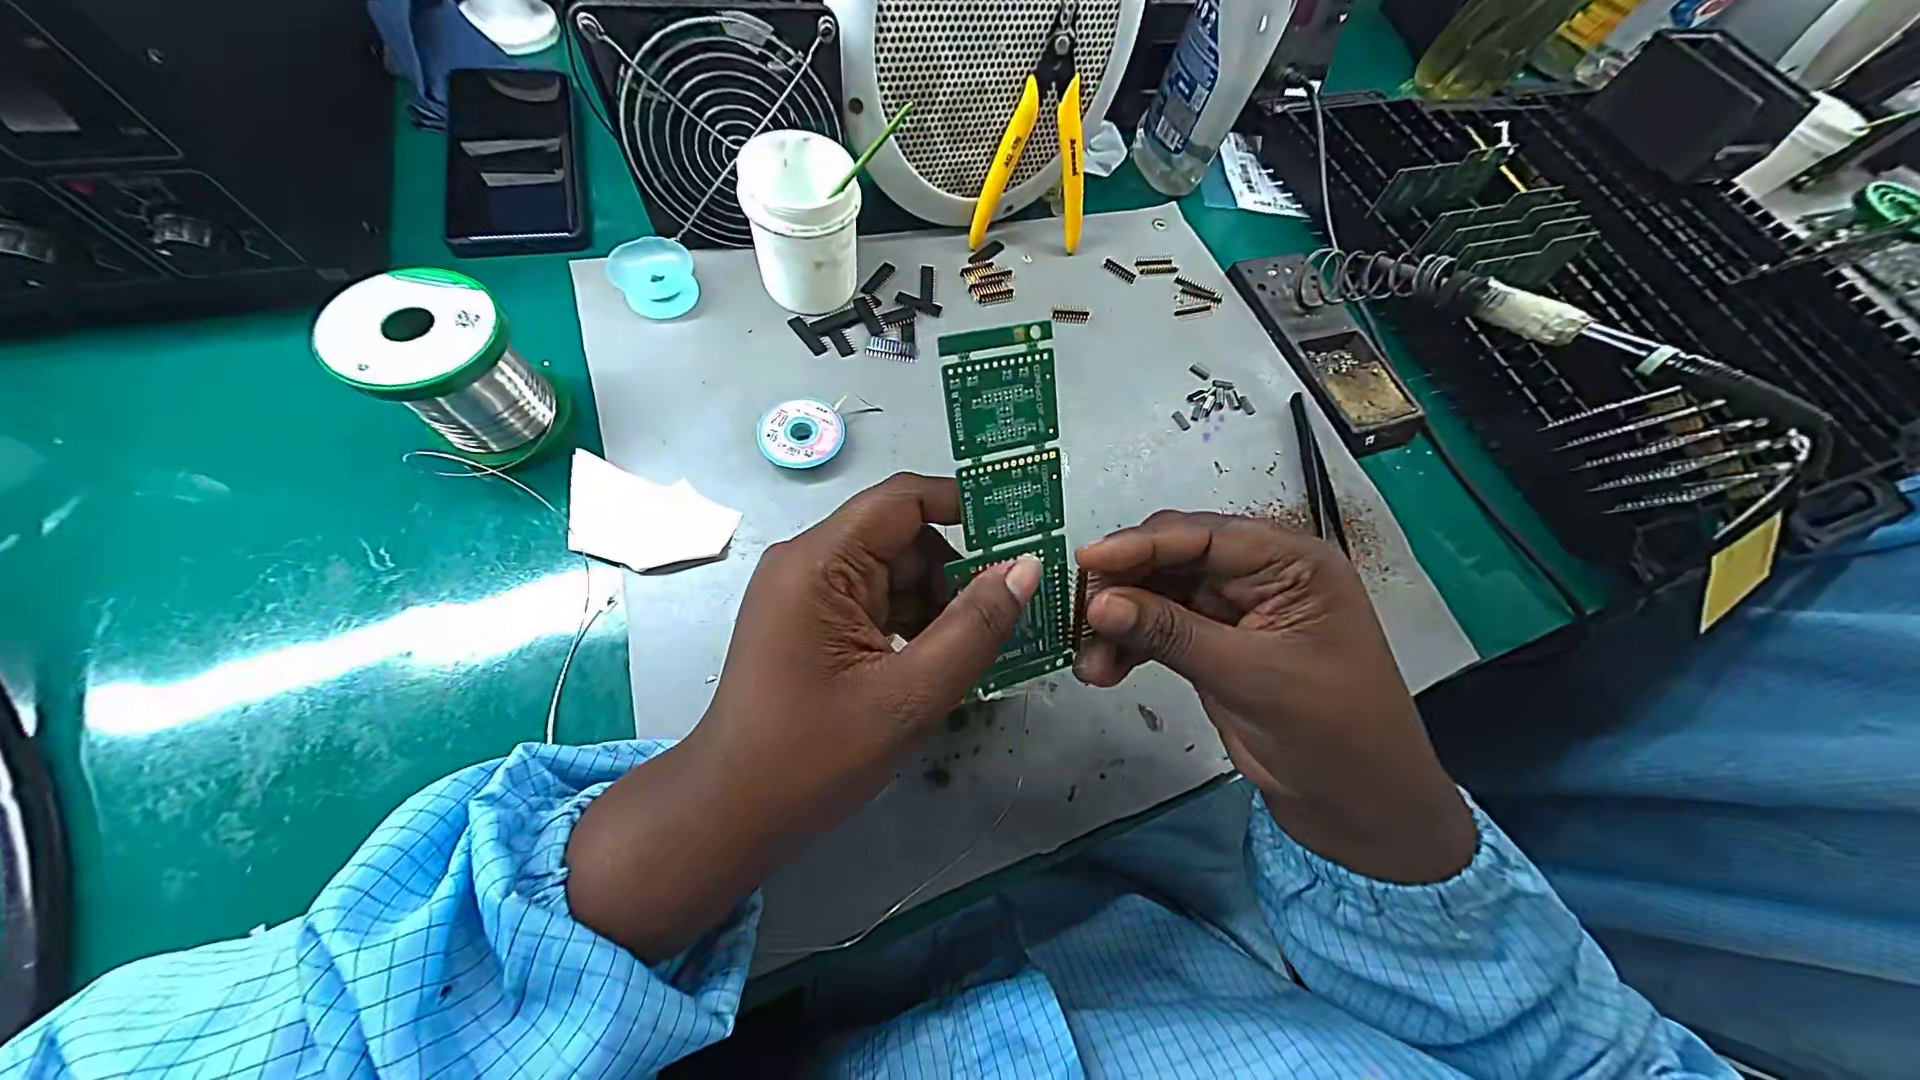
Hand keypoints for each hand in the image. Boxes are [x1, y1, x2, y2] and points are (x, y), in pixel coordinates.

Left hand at [568, 474, 1040, 958]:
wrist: (731, 815)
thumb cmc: (814, 757)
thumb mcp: (910, 694)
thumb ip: (975, 627)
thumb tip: (1025, 567)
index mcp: (820, 562)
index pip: (903, 499)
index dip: (965, 504)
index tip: (1022, 528)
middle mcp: (809, 563)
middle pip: (903, 538)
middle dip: (959, 569)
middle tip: (1014, 605)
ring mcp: (809, 594)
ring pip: (896, 574)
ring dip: (941, 602)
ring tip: (984, 642)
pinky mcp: (814, 623)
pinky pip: (879, 603)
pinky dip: (916, 623)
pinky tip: (943, 658)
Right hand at [1074, 511, 1474, 883]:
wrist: (1361, 810)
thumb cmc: (1331, 734)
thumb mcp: (1248, 676)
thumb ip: (1170, 633)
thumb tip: (1098, 603)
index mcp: (1291, 563)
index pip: (1205, 536)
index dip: (1140, 545)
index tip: (1086, 561)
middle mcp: (1260, 574)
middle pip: (1173, 559)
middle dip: (1123, 587)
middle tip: (1080, 617)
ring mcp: (1234, 608)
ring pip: (1158, 595)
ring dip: (1119, 623)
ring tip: (1089, 663)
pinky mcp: (1215, 641)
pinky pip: (1160, 628)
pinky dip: (1130, 646)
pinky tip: (1104, 671)